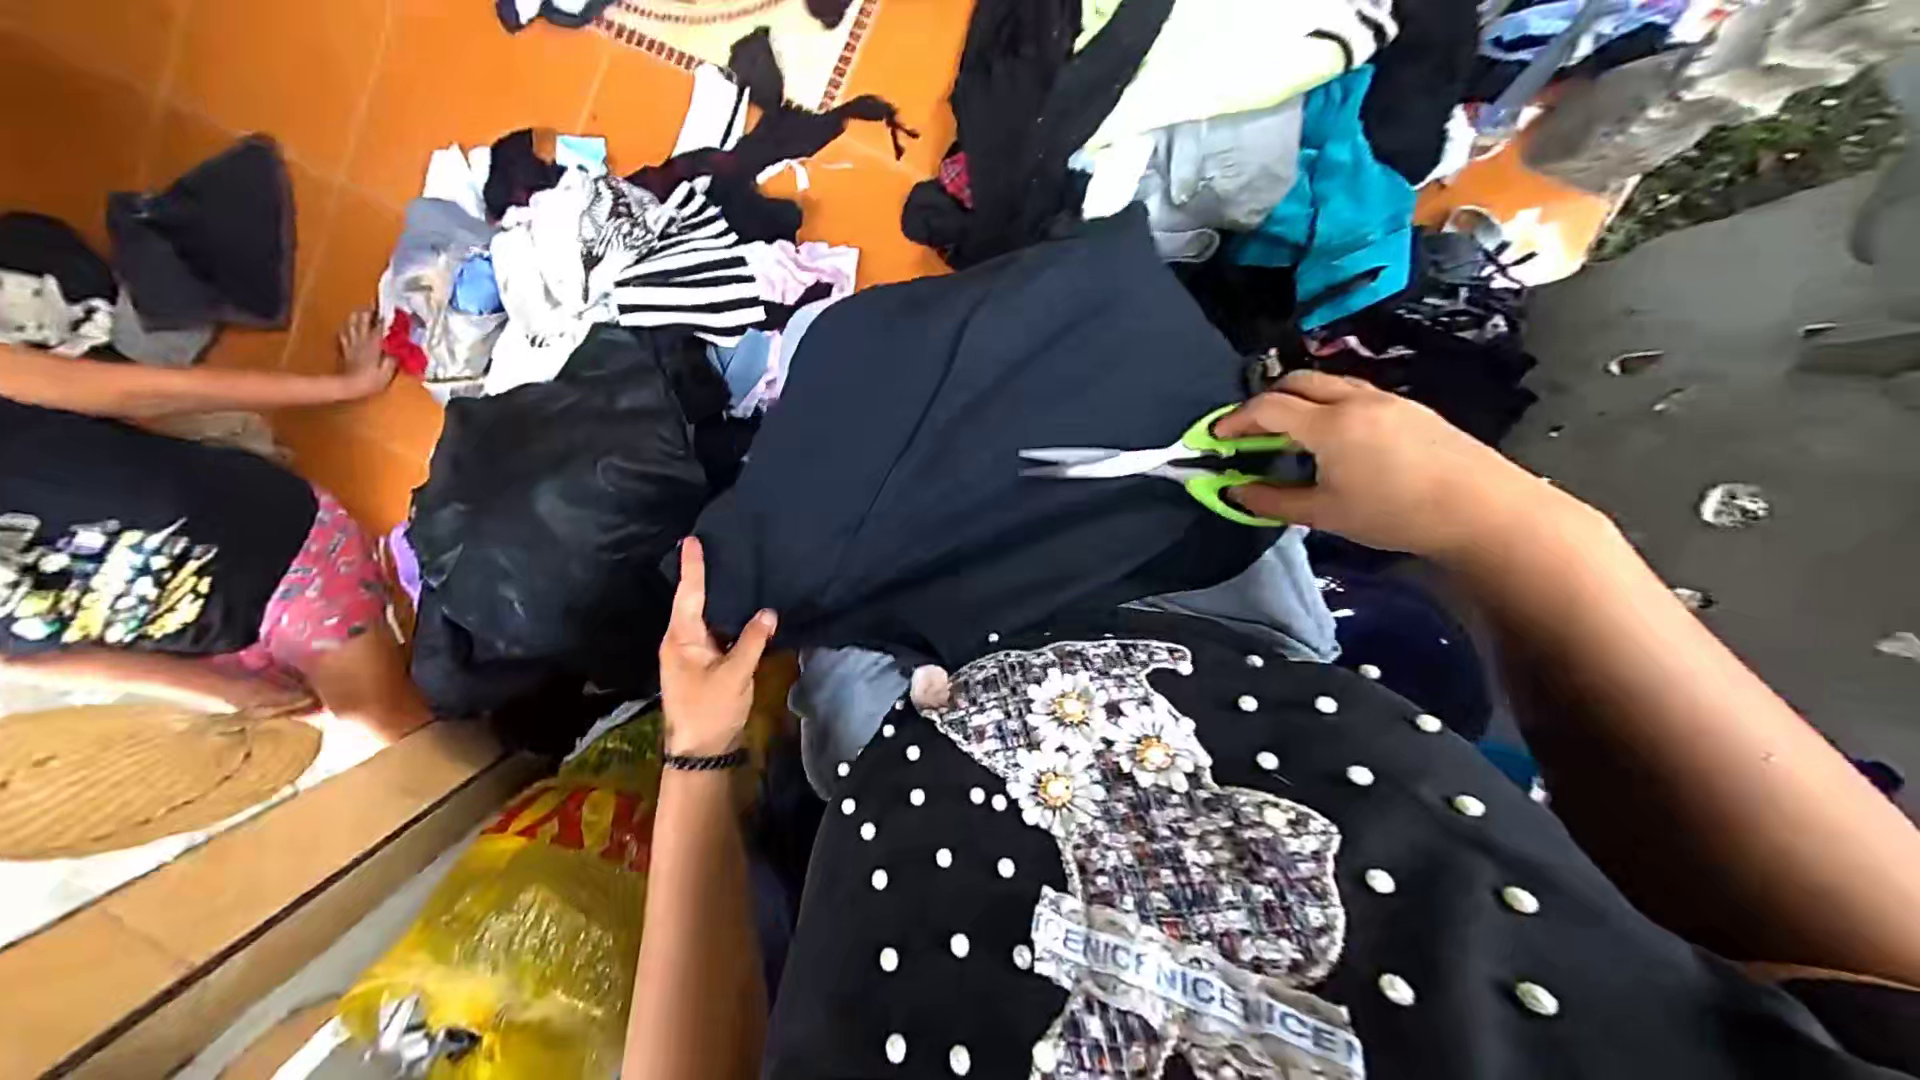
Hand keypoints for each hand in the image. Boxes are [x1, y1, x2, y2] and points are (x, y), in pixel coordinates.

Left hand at [333, 309, 396, 400]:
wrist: (348, 386)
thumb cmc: (371, 380)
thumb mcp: (388, 370)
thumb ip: (393, 356)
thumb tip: (400, 346)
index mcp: (373, 344)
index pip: (380, 326)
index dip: (386, 317)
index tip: (392, 310)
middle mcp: (361, 339)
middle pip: (361, 319)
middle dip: (368, 311)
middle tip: (374, 307)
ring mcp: (351, 342)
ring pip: (351, 323)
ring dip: (356, 316)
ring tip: (361, 311)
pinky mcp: (345, 348)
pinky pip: (344, 332)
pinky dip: (347, 327)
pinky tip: (349, 326)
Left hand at [659, 537, 776, 756]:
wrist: (700, 750)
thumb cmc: (710, 710)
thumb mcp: (735, 674)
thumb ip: (752, 640)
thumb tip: (768, 612)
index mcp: (681, 639)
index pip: (689, 594)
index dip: (693, 567)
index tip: (692, 540)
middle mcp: (681, 641)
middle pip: (693, 601)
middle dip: (703, 575)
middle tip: (716, 547)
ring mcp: (691, 654)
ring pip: (706, 617)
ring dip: (718, 597)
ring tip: (734, 571)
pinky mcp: (704, 664)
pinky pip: (715, 632)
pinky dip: (728, 618)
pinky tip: (743, 610)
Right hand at [1214, 372, 1584, 565]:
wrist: (1484, 509)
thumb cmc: (1395, 513)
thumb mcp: (1324, 514)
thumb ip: (1272, 500)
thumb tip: (1234, 492)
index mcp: (1329, 424)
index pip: (1267, 407)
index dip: (1234, 420)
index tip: (1216, 436)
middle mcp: (1355, 400)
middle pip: (1297, 381)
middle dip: (1264, 400)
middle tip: (1248, 430)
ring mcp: (1387, 400)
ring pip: (1328, 383)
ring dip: (1297, 399)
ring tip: (1287, 432)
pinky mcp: (1410, 408)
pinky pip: (1354, 393)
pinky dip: (1326, 404)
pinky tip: (1332, 436)